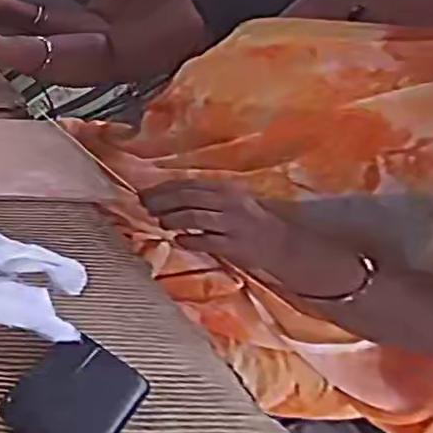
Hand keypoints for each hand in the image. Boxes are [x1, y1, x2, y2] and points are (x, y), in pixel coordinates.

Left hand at [140, 181, 365, 294]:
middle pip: (186, 199)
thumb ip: (201, 198)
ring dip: (172, 220)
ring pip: (193, 218)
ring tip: (162, 222)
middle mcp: (231, 204)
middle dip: (161, 202)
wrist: (289, 248)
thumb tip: (159, 196)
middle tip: (146, 207)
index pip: (187, 185)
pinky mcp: (238, 246)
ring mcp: (235, 225)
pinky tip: (179, 240)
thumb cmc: (250, 223)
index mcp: (228, 190)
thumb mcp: (228, 203)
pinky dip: (188, 240)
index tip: (142, 193)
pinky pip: (205, 241)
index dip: (161, 189)